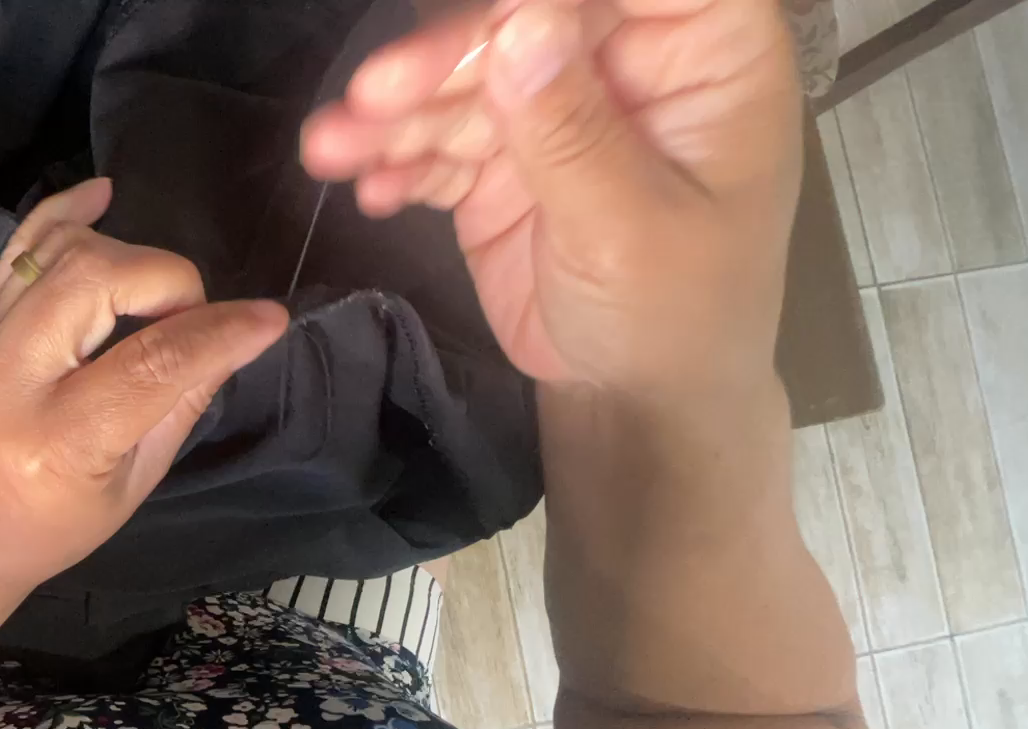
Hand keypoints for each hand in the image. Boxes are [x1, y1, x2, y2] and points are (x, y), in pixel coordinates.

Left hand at [0, 178, 289, 589]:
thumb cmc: (62, 523)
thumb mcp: (137, 481)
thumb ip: (181, 402)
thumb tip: (231, 335)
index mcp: (59, 440)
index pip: (150, 363)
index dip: (218, 332)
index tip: (268, 319)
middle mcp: (12, 381)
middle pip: (95, 280)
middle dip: (167, 281)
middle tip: (191, 317)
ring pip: (61, 252)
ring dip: (128, 254)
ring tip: (157, 292)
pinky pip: (20, 248)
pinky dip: (64, 215)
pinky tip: (103, 199)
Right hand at [300, 0, 803, 398]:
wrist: (623, 390)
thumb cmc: (669, 309)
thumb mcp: (630, 225)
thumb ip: (573, 133)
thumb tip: (519, 26)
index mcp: (697, 55)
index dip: (541, 2)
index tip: (476, 30)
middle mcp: (614, 73)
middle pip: (518, 32)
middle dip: (440, 64)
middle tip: (367, 98)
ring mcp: (545, 126)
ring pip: (462, 96)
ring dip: (394, 122)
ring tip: (330, 147)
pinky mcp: (493, 177)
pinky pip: (437, 158)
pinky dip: (400, 172)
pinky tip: (372, 192)